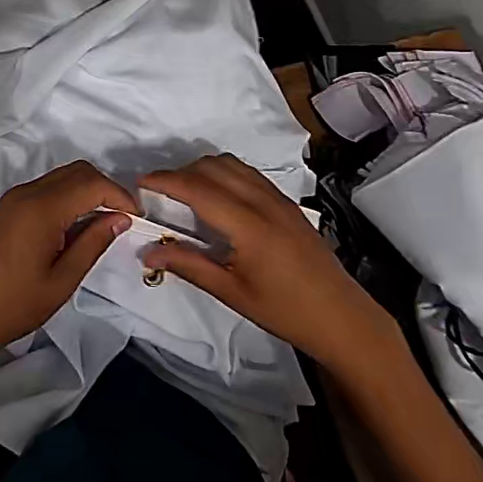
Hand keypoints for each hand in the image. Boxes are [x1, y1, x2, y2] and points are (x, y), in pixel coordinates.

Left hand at [0, 161, 136, 393]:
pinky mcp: (5, 209)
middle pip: (77, 171)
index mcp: (41, 208)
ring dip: (86, 192)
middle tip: (123, 219)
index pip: (92, 183)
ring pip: (61, 178)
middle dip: (106, 188)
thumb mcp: (60, 282)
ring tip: (103, 225)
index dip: (120, 195)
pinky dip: (67, 198)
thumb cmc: (10, 307)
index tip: (138, 218)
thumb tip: (119, 219)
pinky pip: (45, 190)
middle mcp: (26, 193)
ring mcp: (12, 199)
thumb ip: (92, 244)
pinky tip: (75, 227)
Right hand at [139, 155, 402, 375]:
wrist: (342, 317)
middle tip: (159, 194)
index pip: (197, 188)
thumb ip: (189, 265)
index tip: (140, 183)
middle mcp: (264, 201)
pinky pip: (248, 173)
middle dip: (181, 172)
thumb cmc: (285, 311)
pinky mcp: (288, 203)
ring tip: (185, 193)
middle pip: (213, 166)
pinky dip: (224, 173)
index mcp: (248, 224)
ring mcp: (279, 199)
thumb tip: (148, 251)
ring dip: (203, 169)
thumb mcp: (231, 292)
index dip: (165, 180)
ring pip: (233, 164)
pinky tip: (217, 198)